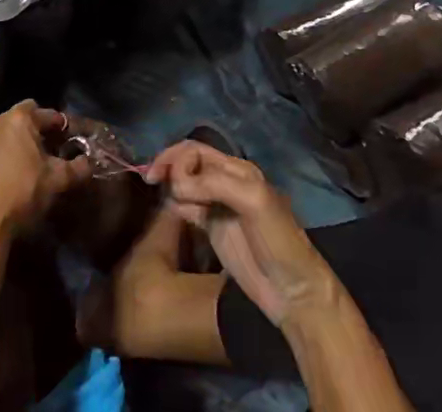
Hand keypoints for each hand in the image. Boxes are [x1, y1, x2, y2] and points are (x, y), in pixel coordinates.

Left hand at [0, 101, 89, 234]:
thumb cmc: (26, 190)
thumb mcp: (60, 178)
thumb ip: (80, 166)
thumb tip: (89, 162)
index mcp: (20, 118)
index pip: (50, 114)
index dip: (64, 128)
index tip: (74, 143)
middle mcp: (0, 121)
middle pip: (30, 118)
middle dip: (45, 131)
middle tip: (59, 150)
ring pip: (15, 132)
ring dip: (29, 142)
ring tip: (44, 162)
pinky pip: (4, 145)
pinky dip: (15, 152)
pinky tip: (25, 172)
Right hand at [144, 141, 338, 328]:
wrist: (291, 289)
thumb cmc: (277, 240)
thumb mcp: (253, 201)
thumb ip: (216, 184)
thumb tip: (178, 183)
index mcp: (238, 170)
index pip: (197, 150)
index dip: (177, 159)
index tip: (164, 179)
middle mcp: (226, 182)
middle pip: (189, 163)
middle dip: (169, 165)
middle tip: (150, 180)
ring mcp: (218, 206)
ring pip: (186, 184)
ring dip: (170, 184)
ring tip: (157, 193)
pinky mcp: (213, 228)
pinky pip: (187, 207)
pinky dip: (176, 204)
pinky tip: (172, 211)